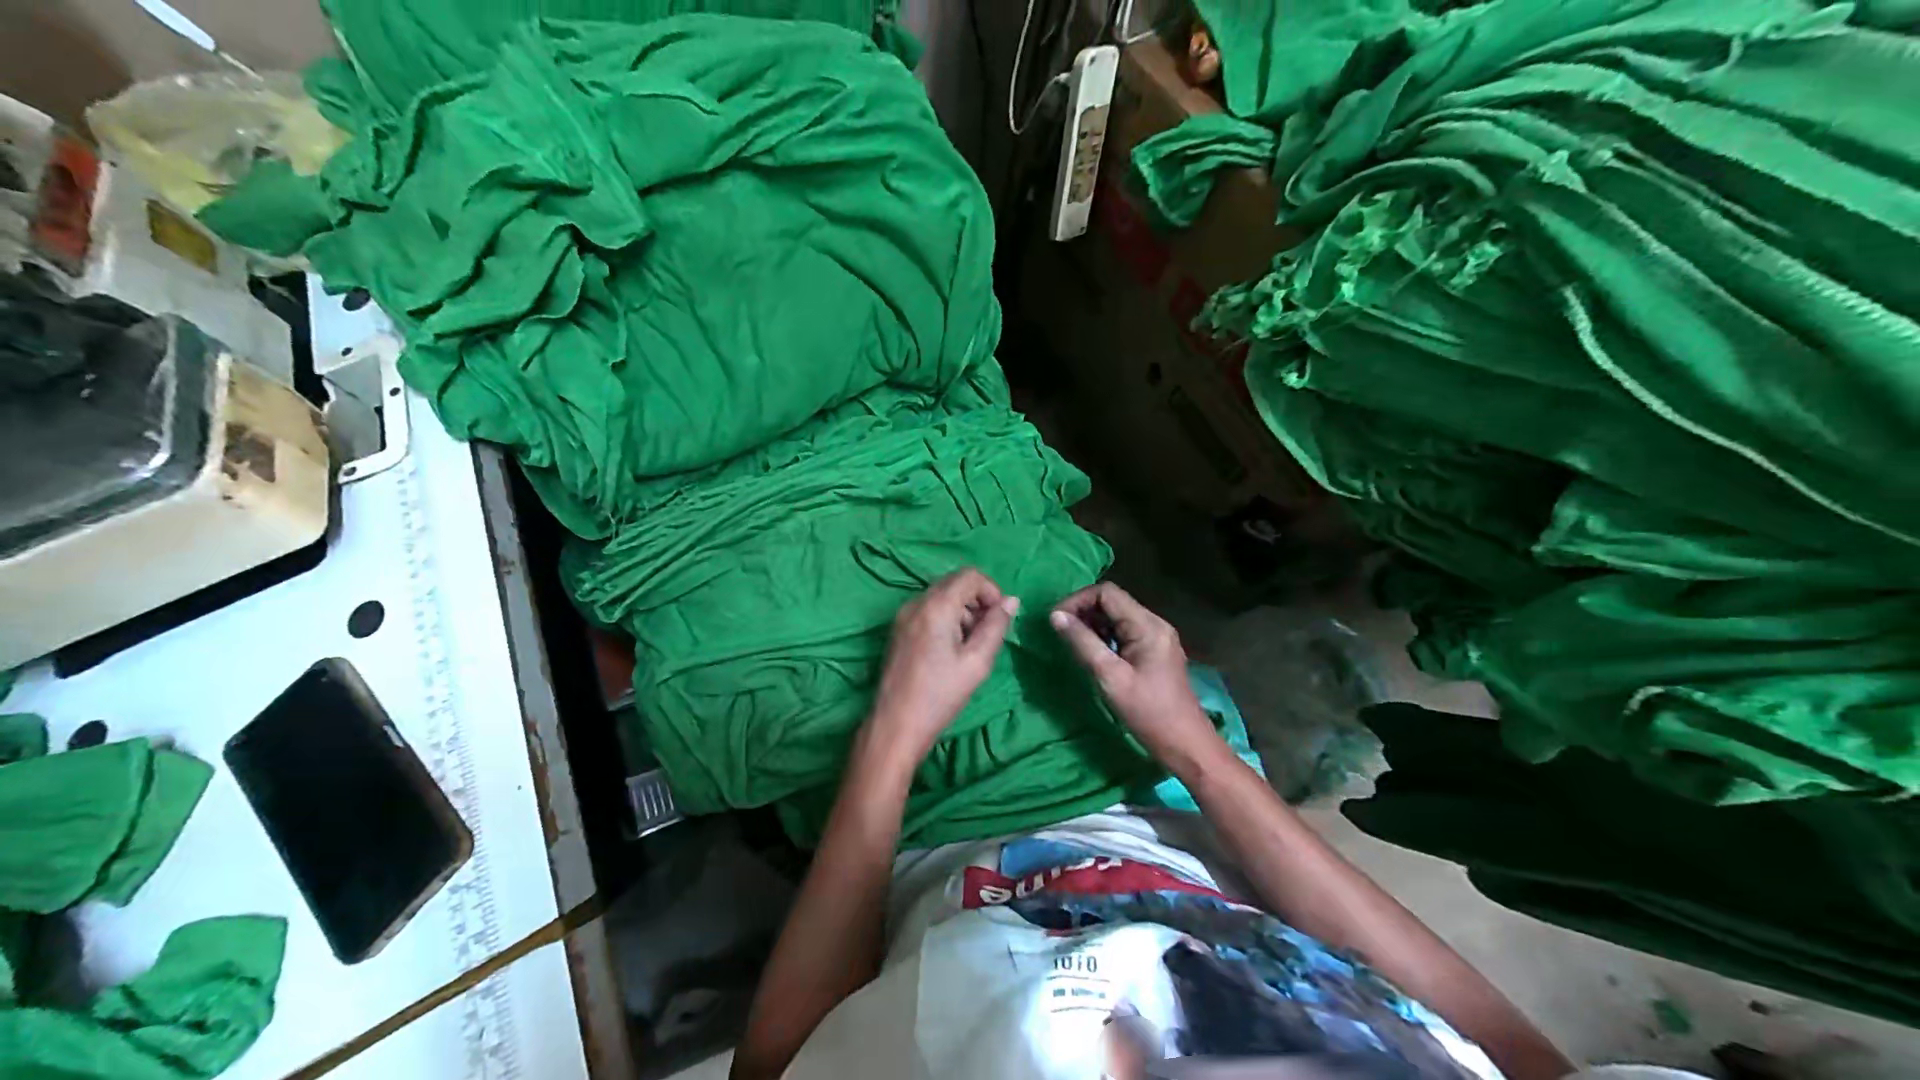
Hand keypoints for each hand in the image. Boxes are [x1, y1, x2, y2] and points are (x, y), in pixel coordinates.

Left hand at [866, 569, 1018, 765]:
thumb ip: (996, 626)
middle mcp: (916, 602)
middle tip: (987, 633)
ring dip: (962, 610)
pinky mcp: (898, 629)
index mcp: (936, 606)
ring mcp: (903, 615)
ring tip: (969, 645)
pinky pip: (928, 609)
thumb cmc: (941, 695)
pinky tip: (950, 649)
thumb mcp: (977, 661)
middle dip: (977, 600)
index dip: (991, 591)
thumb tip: (1011, 601)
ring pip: (941, 595)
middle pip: (954, 582)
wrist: (896, 724)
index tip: (999, 618)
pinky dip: (946, 618)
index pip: (970, 575)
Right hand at [1050, 582, 1222, 769]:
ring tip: (1072, 643)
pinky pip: (1125, 632)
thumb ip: (1082, 643)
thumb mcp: (1109, 677)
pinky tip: (1092, 653)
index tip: (1056, 620)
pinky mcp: (1155, 651)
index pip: (1107, 593)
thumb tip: (1056, 616)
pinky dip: (1105, 636)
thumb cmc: (1147, 712)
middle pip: (1113, 602)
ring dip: (1092, 624)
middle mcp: (1154, 624)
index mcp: (1147, 625)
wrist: (1184, 743)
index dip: (1077, 600)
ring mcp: (1156, 637)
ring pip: (1117, 617)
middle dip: (1083, 611)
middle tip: (1060, 632)